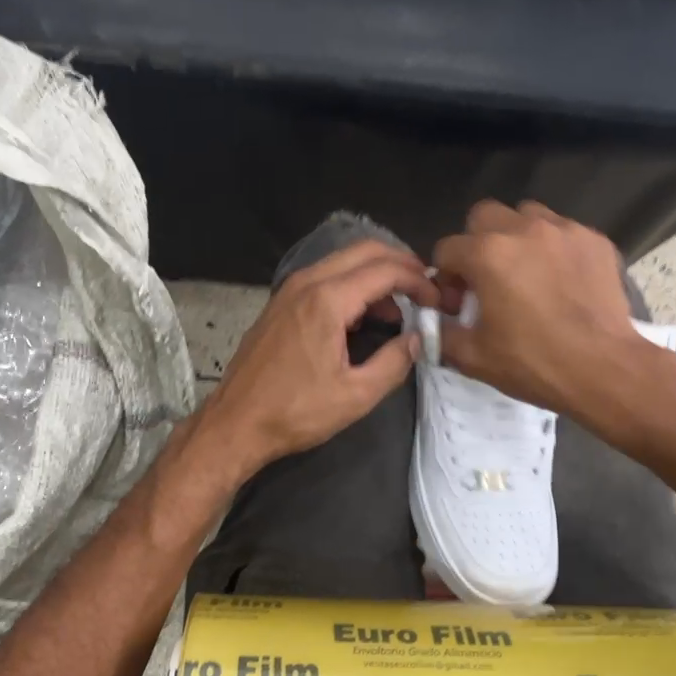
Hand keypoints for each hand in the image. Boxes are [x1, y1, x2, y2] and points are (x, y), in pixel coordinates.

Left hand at [198, 239, 436, 474]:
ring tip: (399, 309)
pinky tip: (362, 318)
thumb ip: (394, 362)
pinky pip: (323, 279)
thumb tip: (418, 340)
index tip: (439, 301)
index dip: (419, 281)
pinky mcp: (278, 306)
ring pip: (341, 263)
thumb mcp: (356, 395)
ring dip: (374, 276)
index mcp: (327, 301)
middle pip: (363, 251)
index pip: (385, 270)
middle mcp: (306, 284)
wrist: (236, 423)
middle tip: (425, 290)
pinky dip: (350, 286)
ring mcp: (288, 292)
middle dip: (400, 265)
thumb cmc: (296, 413)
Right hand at [433, 201, 675, 423]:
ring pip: (526, 216)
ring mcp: (565, 230)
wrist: (603, 369)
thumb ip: (441, 333)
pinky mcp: (595, 240)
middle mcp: (524, 229)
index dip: (445, 278)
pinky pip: (563, 232)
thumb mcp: (472, 357)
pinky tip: (559, 282)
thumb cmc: (532, 363)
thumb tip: (433, 324)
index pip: (447, 249)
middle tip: (486, 280)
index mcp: (488, 254)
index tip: (457, 305)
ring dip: (515, 239)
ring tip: (524, 275)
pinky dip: (552, 250)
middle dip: (476, 244)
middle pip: (484, 217)